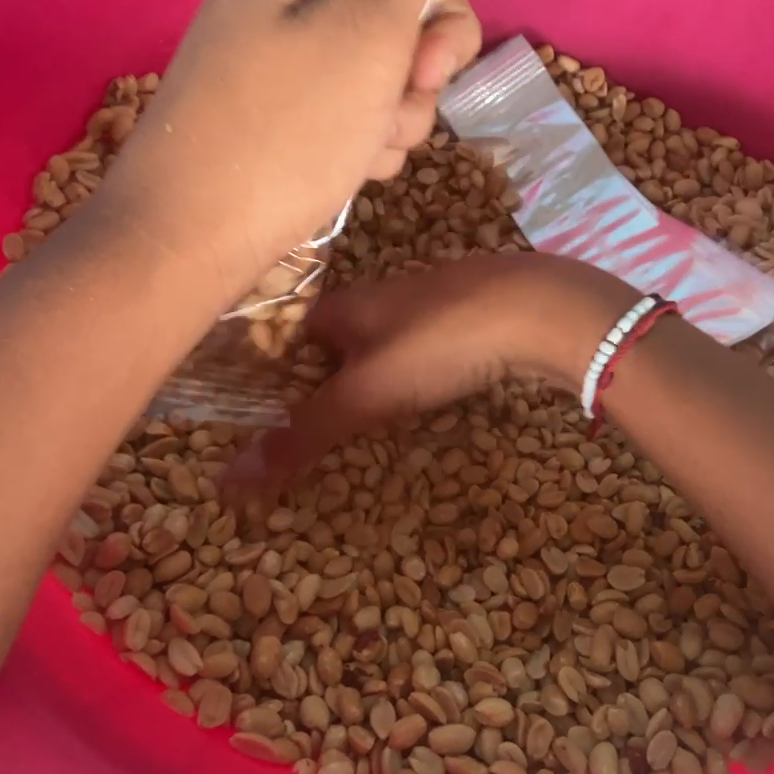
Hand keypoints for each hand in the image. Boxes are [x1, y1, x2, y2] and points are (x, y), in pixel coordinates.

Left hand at [99, 0, 521, 287]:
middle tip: (421, 73)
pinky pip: (373, 94)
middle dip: (434, 32)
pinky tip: (356, 159)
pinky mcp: (308, 96)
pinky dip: (378, 127)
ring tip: (371, 137)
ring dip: (407, 96)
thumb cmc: (282, 130)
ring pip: (400, 46)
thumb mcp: (365, 30)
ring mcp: (306, 41)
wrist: (199, 235)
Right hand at [226, 253, 636, 488]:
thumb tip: (230, 477)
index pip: (287, 334)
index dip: (267, 369)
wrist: (543, 309)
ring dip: (366, 373)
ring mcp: (431, 300)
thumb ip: (305, 433)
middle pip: (334, 338)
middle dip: (318, 377)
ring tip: (357, 416)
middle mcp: (382, 296)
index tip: (255, 410)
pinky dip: (411, 370)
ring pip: (381, 339)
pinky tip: (422, 391)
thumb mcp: (367, 394)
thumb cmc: (441, 344)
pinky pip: (424, 344)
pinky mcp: (472, 312)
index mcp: (346, 306)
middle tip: (307, 424)